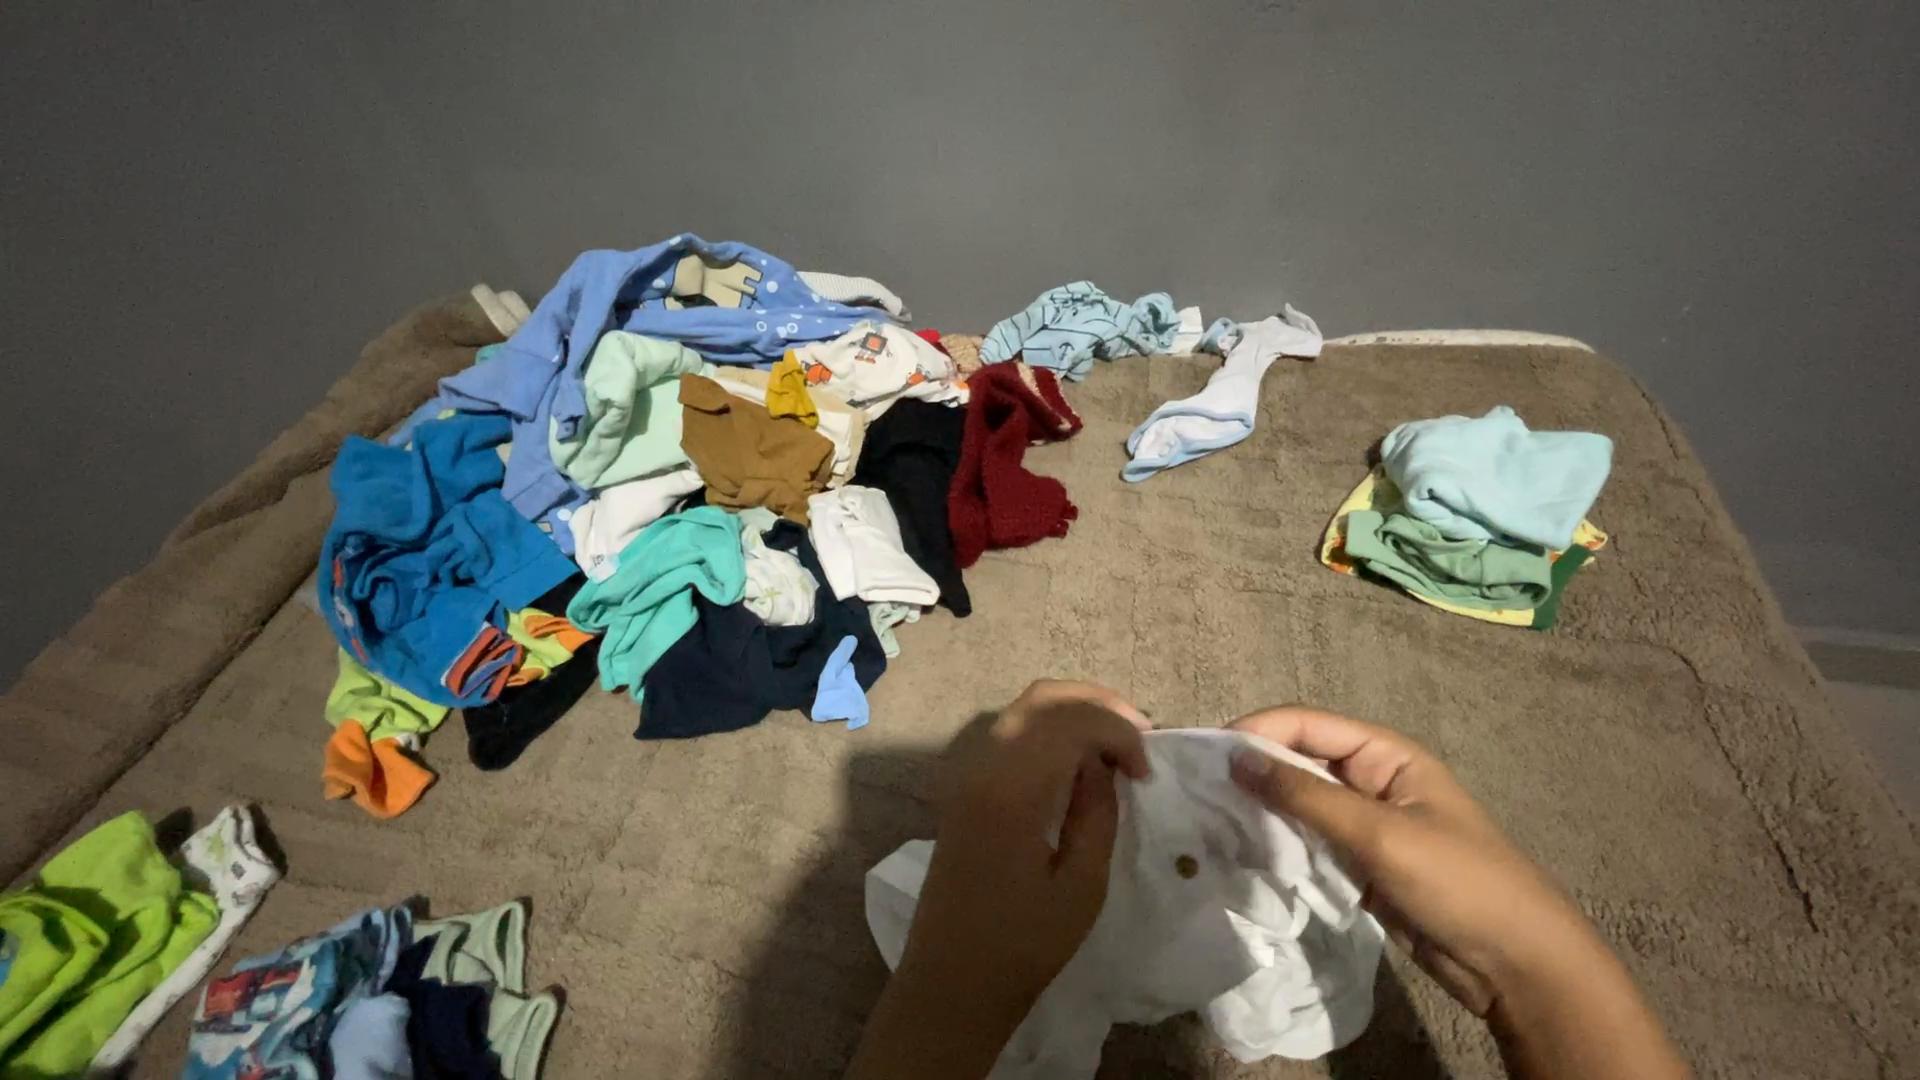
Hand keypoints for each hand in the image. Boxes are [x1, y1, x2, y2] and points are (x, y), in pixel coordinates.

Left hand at [913, 679, 1150, 998]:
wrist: (950, 978)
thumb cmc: (1022, 944)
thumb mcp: (1082, 885)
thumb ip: (1097, 812)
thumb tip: (1103, 765)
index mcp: (1011, 787)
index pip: (1072, 721)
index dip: (1118, 732)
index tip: (1147, 771)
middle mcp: (983, 763)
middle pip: (1044, 698)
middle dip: (1098, 705)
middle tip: (1140, 736)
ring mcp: (967, 770)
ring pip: (1024, 709)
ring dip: (1074, 713)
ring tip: (1115, 744)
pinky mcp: (963, 784)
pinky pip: (1010, 732)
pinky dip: (1049, 729)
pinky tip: (1077, 759)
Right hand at [1227, 706, 1690, 1079]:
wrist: (1521, 967)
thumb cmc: (1458, 883)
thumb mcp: (1379, 834)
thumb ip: (1304, 795)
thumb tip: (1235, 756)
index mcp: (1383, 753)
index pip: (1304, 723)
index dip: (1256, 730)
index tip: (1207, 754)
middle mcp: (1369, 777)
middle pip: (1297, 758)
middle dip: (1252, 768)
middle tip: (1200, 788)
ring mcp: (1363, 820)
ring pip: (1297, 800)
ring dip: (1261, 806)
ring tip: (1211, 817)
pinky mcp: (1357, 859)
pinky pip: (1307, 837)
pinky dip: (1277, 839)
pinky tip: (1244, 848)